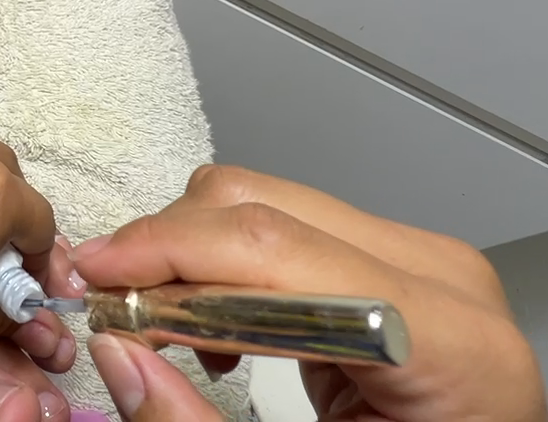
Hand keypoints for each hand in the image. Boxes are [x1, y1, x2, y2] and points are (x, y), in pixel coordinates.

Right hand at [71, 166, 547, 421]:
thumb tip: (113, 349)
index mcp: (452, 345)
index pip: (271, 251)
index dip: (168, 252)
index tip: (95, 280)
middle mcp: (438, 275)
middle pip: (254, 208)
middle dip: (164, 251)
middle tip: (113, 307)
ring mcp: (417, 256)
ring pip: (253, 198)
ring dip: (184, 250)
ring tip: (164, 323)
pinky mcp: (390, 254)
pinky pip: (273, 217)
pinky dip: (216, 255)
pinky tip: (215, 325)